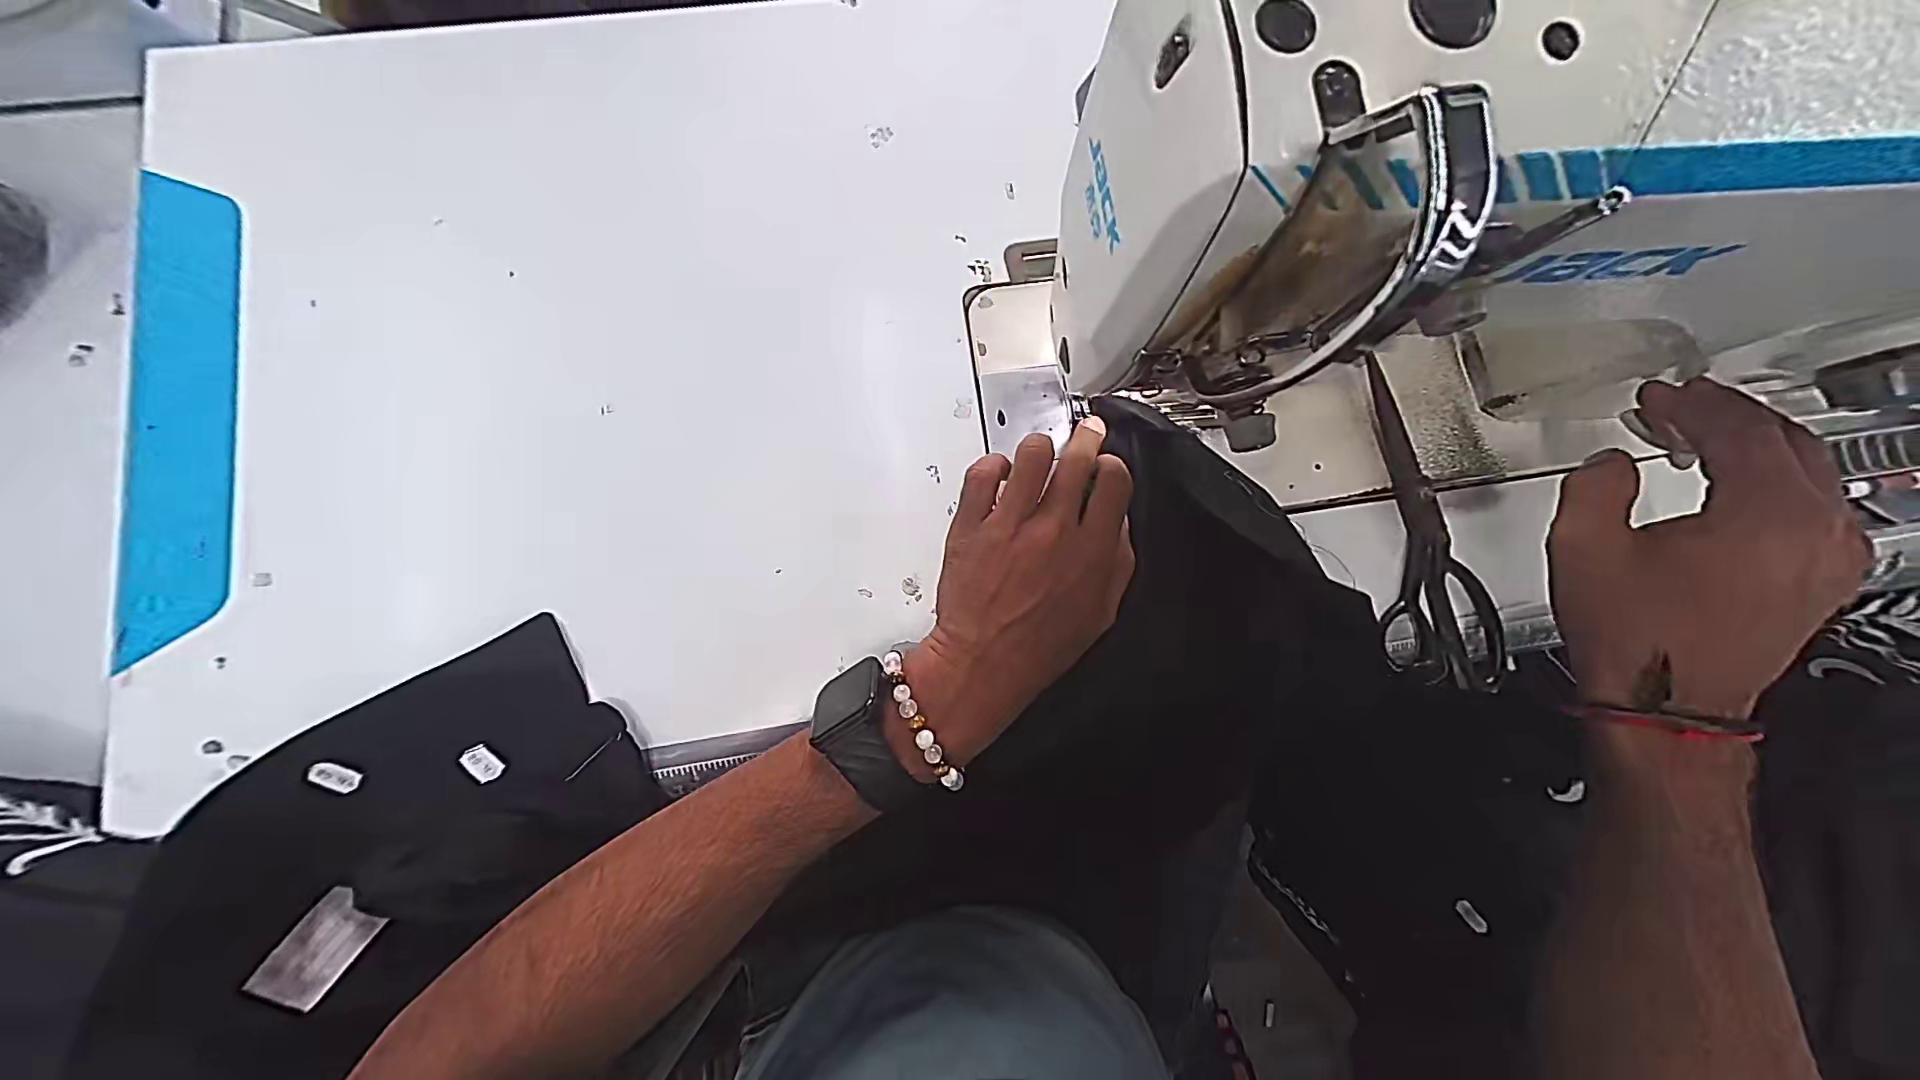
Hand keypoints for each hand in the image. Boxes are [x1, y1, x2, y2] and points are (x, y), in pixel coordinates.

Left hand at [892, 418, 1134, 773]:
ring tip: (1038, 456)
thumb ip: (1117, 563)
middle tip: (1083, 435)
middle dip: (1085, 439)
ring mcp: (1009, 526)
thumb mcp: (1100, 613)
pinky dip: (994, 465)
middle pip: (1077, 458)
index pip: (1114, 480)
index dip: (1112, 465)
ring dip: (1039, 448)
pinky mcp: (972, 526)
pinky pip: (983, 474)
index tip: (1106, 465)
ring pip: (1032, 455)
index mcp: (1091, 552)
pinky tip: (1000, 474)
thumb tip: (1118, 523)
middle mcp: (1052, 532)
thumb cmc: (1037, 646)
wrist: (983, 664)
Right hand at [1548, 378, 1870, 718]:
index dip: (1693, 404)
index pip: (1739, 432)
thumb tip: (1611, 461)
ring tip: (1706, 436)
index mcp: (1762, 518)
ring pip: (1810, 472)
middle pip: (1787, 443)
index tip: (1663, 394)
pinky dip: (1774, 480)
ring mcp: (1831, 559)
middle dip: (1730, 415)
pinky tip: (1738, 484)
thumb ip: (1595, 486)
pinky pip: (1815, 506)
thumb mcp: (1581, 548)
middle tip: (1685, 402)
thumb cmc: (1632, 635)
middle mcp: (1817, 533)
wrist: (1664, 699)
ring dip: (1755, 445)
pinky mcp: (1825, 580)